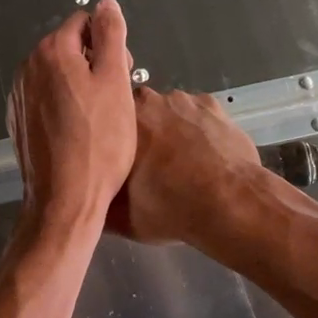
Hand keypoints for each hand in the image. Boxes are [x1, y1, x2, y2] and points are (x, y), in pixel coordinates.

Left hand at [7, 0, 136, 230]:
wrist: (65, 201)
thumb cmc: (99, 141)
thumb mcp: (116, 81)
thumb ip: (111, 35)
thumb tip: (106, 3)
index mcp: (51, 50)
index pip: (85, 23)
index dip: (109, 43)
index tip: (122, 73)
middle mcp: (28, 67)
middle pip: (70, 47)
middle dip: (95, 64)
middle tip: (116, 100)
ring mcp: (19, 96)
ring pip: (58, 75)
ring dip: (80, 86)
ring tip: (100, 120)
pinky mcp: (18, 122)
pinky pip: (47, 100)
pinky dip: (64, 107)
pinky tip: (79, 133)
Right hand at [109, 86, 262, 244]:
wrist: (231, 205)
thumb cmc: (170, 207)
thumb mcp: (121, 218)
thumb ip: (101, 202)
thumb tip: (87, 200)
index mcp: (121, 119)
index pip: (107, 120)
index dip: (112, 139)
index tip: (118, 159)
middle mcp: (150, 99)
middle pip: (139, 112)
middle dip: (143, 131)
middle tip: (149, 162)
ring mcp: (185, 99)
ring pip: (170, 111)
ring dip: (172, 128)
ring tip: (182, 161)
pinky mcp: (214, 105)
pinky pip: (198, 114)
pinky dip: (199, 128)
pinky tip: (206, 153)